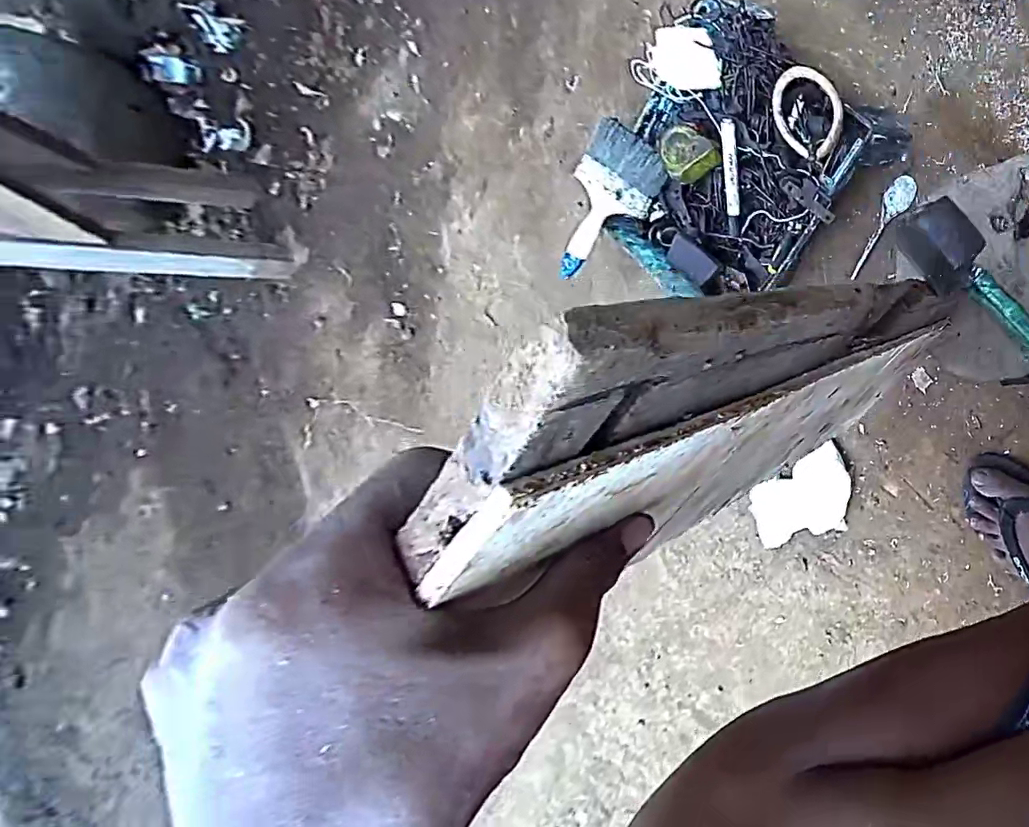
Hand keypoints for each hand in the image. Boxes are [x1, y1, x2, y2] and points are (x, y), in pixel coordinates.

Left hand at [141, 447, 652, 826]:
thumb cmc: (421, 770)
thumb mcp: (532, 660)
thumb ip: (584, 576)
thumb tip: (632, 524)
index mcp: (309, 580)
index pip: (410, 474)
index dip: (473, 491)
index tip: (504, 539)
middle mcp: (230, 607)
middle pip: (369, 531)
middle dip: (434, 554)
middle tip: (477, 605)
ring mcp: (191, 662)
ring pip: (329, 581)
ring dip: (386, 598)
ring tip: (428, 654)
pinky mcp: (179, 709)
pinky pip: (282, 633)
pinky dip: (335, 641)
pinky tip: (369, 692)